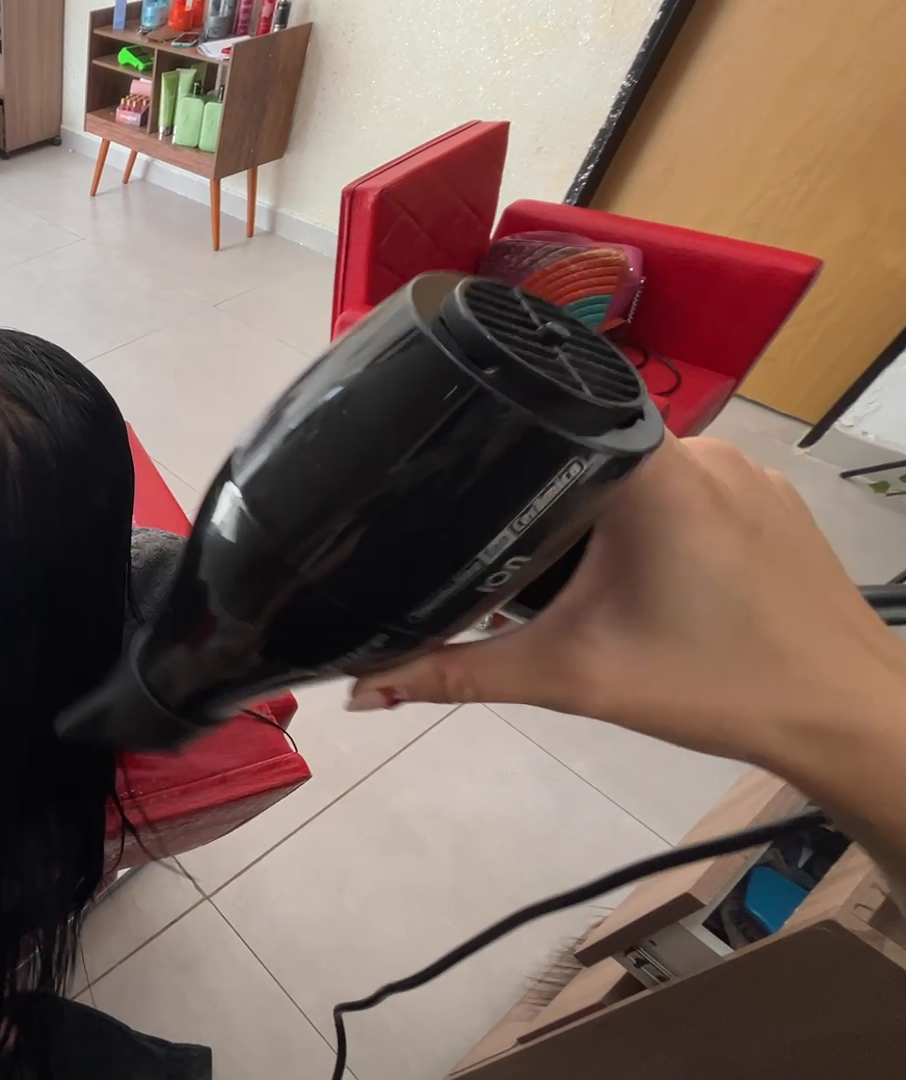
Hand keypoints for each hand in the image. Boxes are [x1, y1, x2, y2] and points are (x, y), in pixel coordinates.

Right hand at [347, 435, 905, 769]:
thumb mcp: (564, 676)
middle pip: (571, 450)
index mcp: (655, 475)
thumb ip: (454, 674)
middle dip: (522, 496)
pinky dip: (621, 512)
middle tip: (480, 545)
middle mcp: (701, 454)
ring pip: (616, 469)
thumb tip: (361, 691)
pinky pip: (662, 483)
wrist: (854, 723)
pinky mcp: (761, 498)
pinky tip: (603, 561)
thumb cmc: (714, 686)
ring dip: (571, 506)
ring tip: (532, 555)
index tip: (438, 487)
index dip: (482, 452)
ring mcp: (741, 473)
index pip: (542, 425)